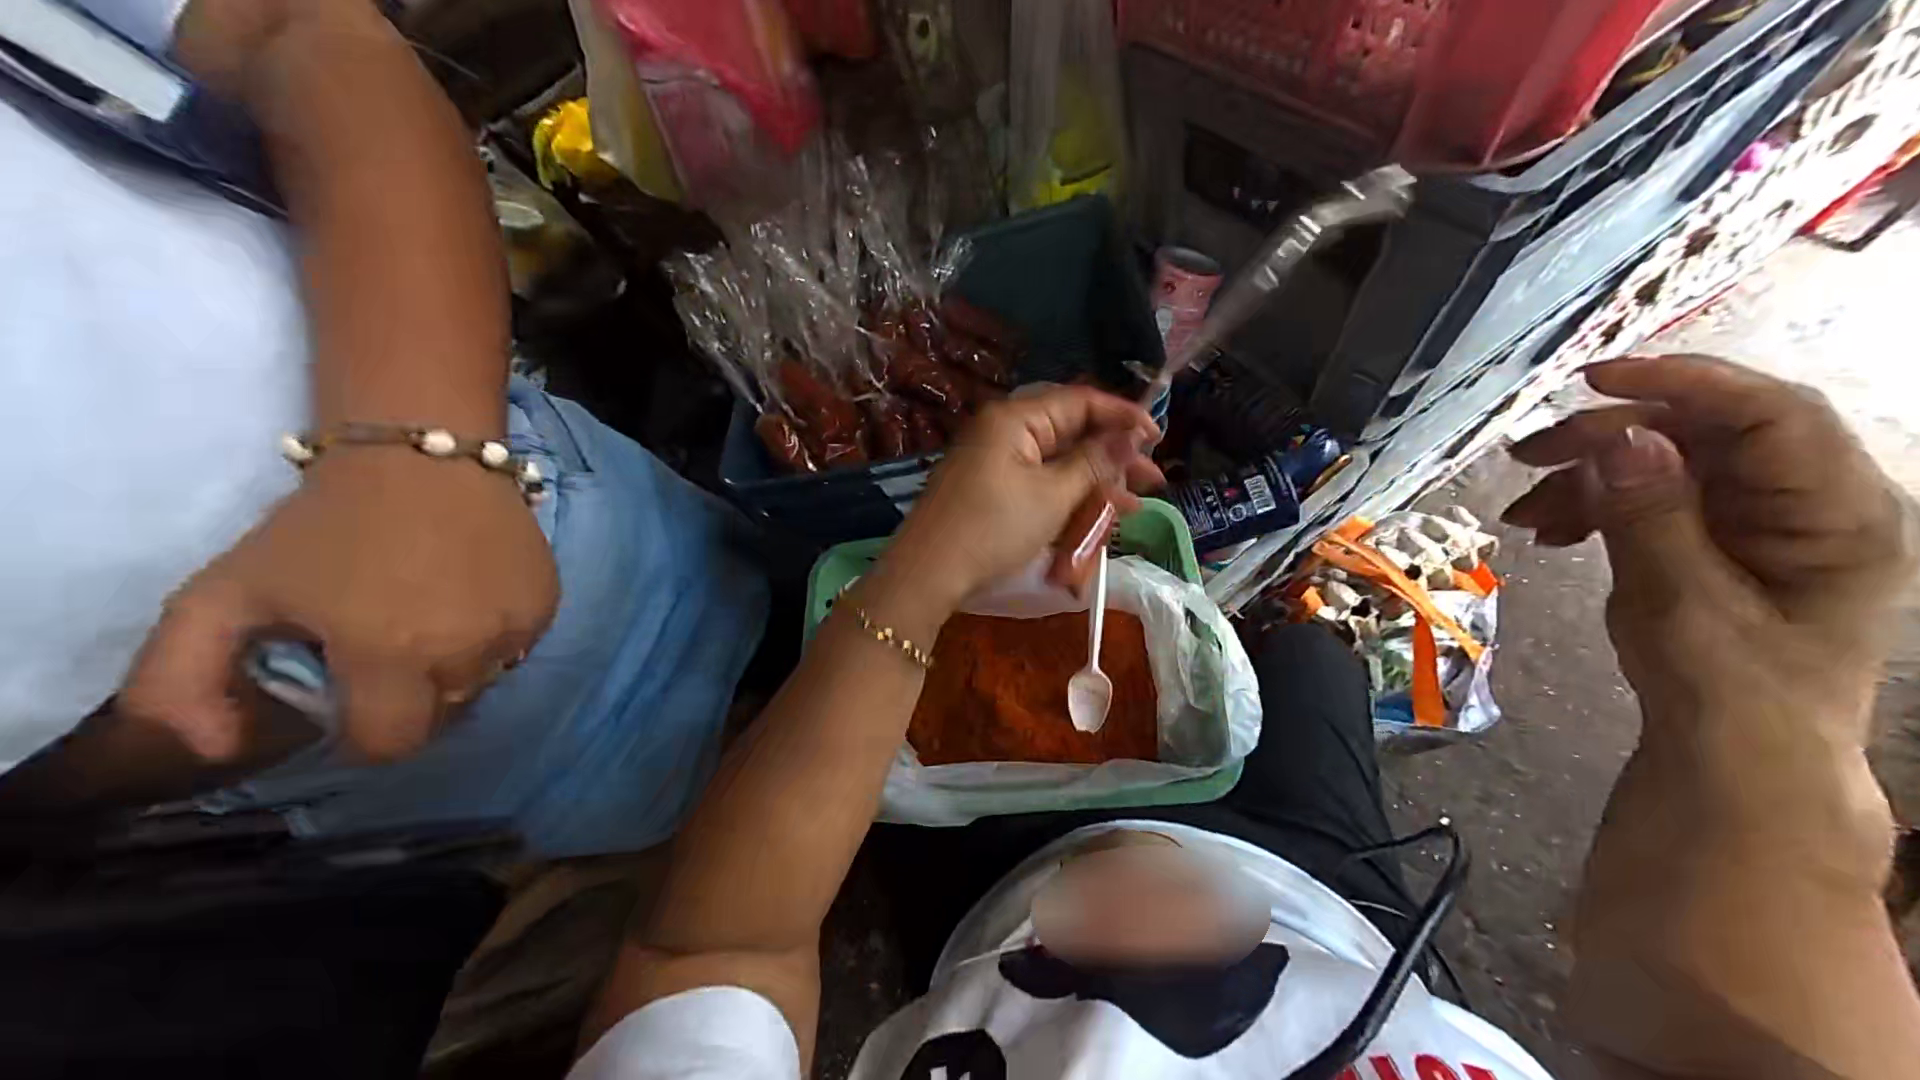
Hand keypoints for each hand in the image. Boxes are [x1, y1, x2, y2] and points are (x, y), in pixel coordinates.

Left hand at [120, 450, 559, 762]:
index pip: (389, 744)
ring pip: (483, 682)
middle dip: (411, 699)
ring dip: (455, 668)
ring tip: (435, 619)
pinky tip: (471, 599)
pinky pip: (516, 648)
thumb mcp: (218, 594)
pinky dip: (493, 637)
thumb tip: (218, 751)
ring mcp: (516, 628)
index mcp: (389, 655)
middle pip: (441, 716)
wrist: (425, 460)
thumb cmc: (326, 526)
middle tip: (389, 654)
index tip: (350, 697)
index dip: (362, 733)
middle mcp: (467, 651)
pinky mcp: (547, 606)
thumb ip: (178, 684)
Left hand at [878, 386, 1163, 613]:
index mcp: (1015, 419)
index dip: (1123, 416)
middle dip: (1112, 460)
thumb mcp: (1052, 496)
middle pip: (1071, 434)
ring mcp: (994, 461)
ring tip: (1130, 508)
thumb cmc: (992, 528)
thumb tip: (1130, 438)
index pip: (1080, 402)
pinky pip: (1037, 485)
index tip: (1156, 437)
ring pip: (1057, 465)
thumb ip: (1094, 464)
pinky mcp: (990, 489)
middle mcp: (1003, 431)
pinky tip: (1093, 518)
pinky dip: (1065, 500)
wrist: (927, 573)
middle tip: (1150, 482)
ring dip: (1093, 486)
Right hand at [1503, 355, 1915, 743]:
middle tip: (1529, 456)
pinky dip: (1591, 503)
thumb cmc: (1728, 687)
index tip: (1594, 379)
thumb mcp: (1683, 603)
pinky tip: (1551, 529)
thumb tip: (1622, 439)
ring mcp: (1757, 516)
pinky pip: (1647, 494)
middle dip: (1610, 436)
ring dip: (1586, 474)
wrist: (1731, 746)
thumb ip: (1654, 517)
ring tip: (1526, 509)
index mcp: (1840, 514)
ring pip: (1665, 459)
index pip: (1775, 416)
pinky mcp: (1713, 532)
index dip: (1688, 382)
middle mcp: (1806, 500)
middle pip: (1707, 431)